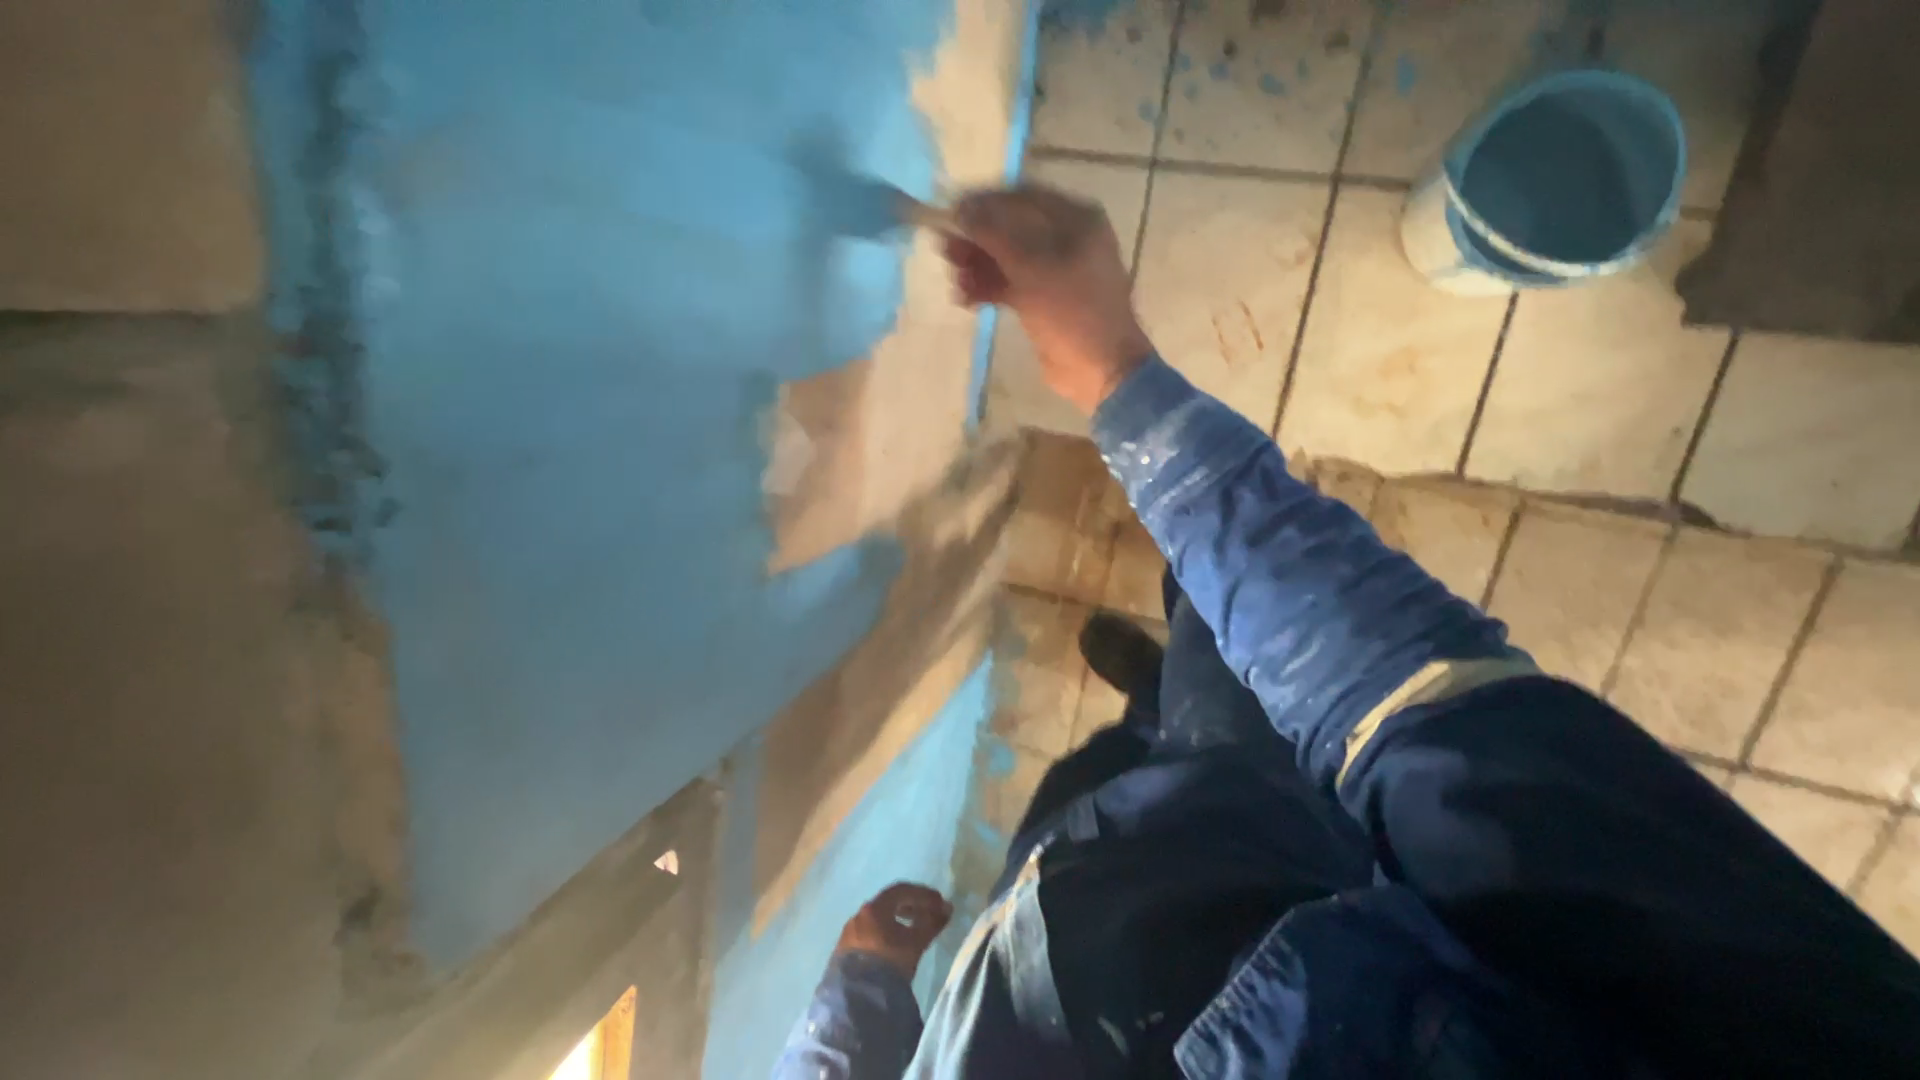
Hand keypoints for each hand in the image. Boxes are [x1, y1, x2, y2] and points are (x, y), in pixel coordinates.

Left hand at [834, 882, 954, 978]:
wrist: (857, 999)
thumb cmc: (889, 964)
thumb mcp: (915, 943)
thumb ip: (932, 923)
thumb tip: (947, 908)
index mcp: (874, 908)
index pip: (901, 890)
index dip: (923, 894)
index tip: (938, 902)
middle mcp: (858, 915)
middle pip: (888, 903)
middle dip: (911, 906)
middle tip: (928, 914)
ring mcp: (848, 933)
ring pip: (877, 919)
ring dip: (896, 920)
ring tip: (912, 931)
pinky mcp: (843, 951)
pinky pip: (868, 933)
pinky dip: (884, 933)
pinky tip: (892, 946)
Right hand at [943, 184, 1153, 414]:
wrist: (1100, 370)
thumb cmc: (1073, 312)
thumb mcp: (1032, 268)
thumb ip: (994, 235)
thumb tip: (961, 208)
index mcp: (1074, 220)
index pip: (1020, 198)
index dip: (983, 203)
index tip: (949, 214)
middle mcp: (1065, 239)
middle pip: (1010, 227)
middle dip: (976, 238)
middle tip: (944, 249)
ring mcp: (1054, 272)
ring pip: (1006, 258)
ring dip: (977, 265)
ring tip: (953, 278)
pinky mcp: (1042, 300)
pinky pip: (1008, 284)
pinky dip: (987, 288)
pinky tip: (964, 298)